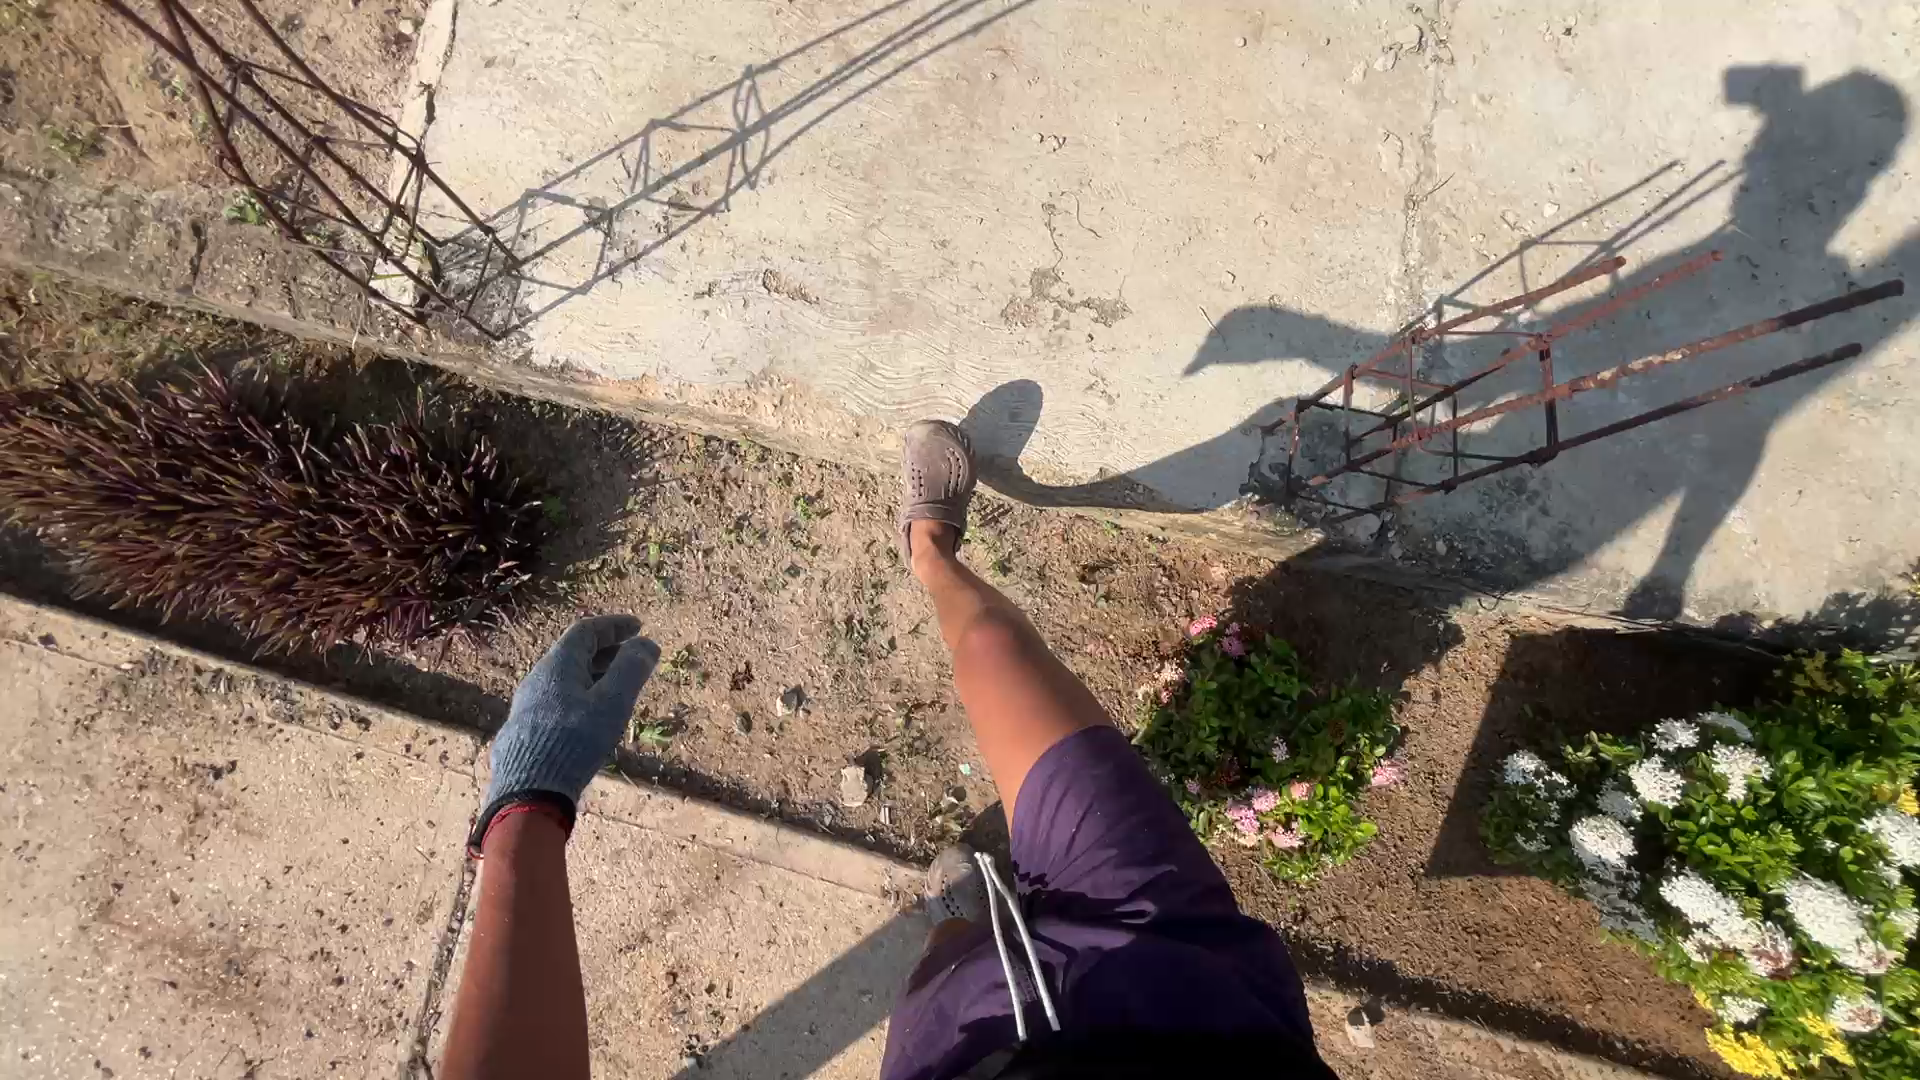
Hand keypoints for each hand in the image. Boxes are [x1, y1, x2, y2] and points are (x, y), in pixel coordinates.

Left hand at [469, 616, 659, 853]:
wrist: (529, 791)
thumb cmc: (576, 740)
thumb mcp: (612, 702)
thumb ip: (631, 669)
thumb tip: (647, 644)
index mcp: (557, 666)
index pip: (586, 631)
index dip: (614, 625)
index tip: (639, 626)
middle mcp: (537, 680)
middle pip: (574, 653)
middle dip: (607, 649)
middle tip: (632, 654)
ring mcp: (528, 706)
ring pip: (565, 678)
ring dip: (595, 672)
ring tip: (618, 685)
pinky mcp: (525, 730)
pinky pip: (559, 698)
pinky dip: (583, 693)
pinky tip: (592, 714)